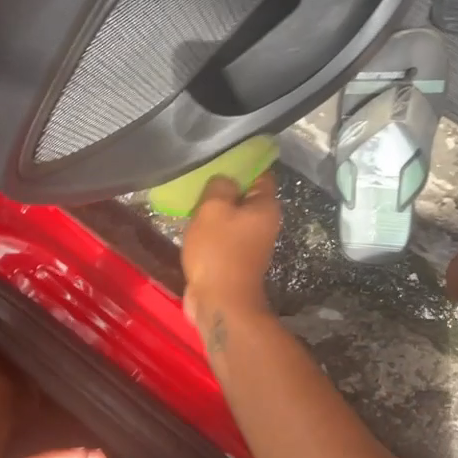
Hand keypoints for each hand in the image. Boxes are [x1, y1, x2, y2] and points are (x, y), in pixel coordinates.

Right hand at [181, 172, 280, 331]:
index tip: (220, 156)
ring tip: (191, 201)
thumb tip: (223, 180)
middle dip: (224, 188)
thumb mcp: (214, 208)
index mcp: (266, 207)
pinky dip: (209, 230)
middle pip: (244, 196)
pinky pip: (222, 236)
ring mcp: (249, 244)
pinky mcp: (234, 259)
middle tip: (199, 179)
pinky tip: (191, 226)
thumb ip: (219, 186)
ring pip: (231, 217)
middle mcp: (264, 224)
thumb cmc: (219, 251)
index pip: (261, 174)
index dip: (243, 162)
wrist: (220, 302)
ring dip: (213, 211)